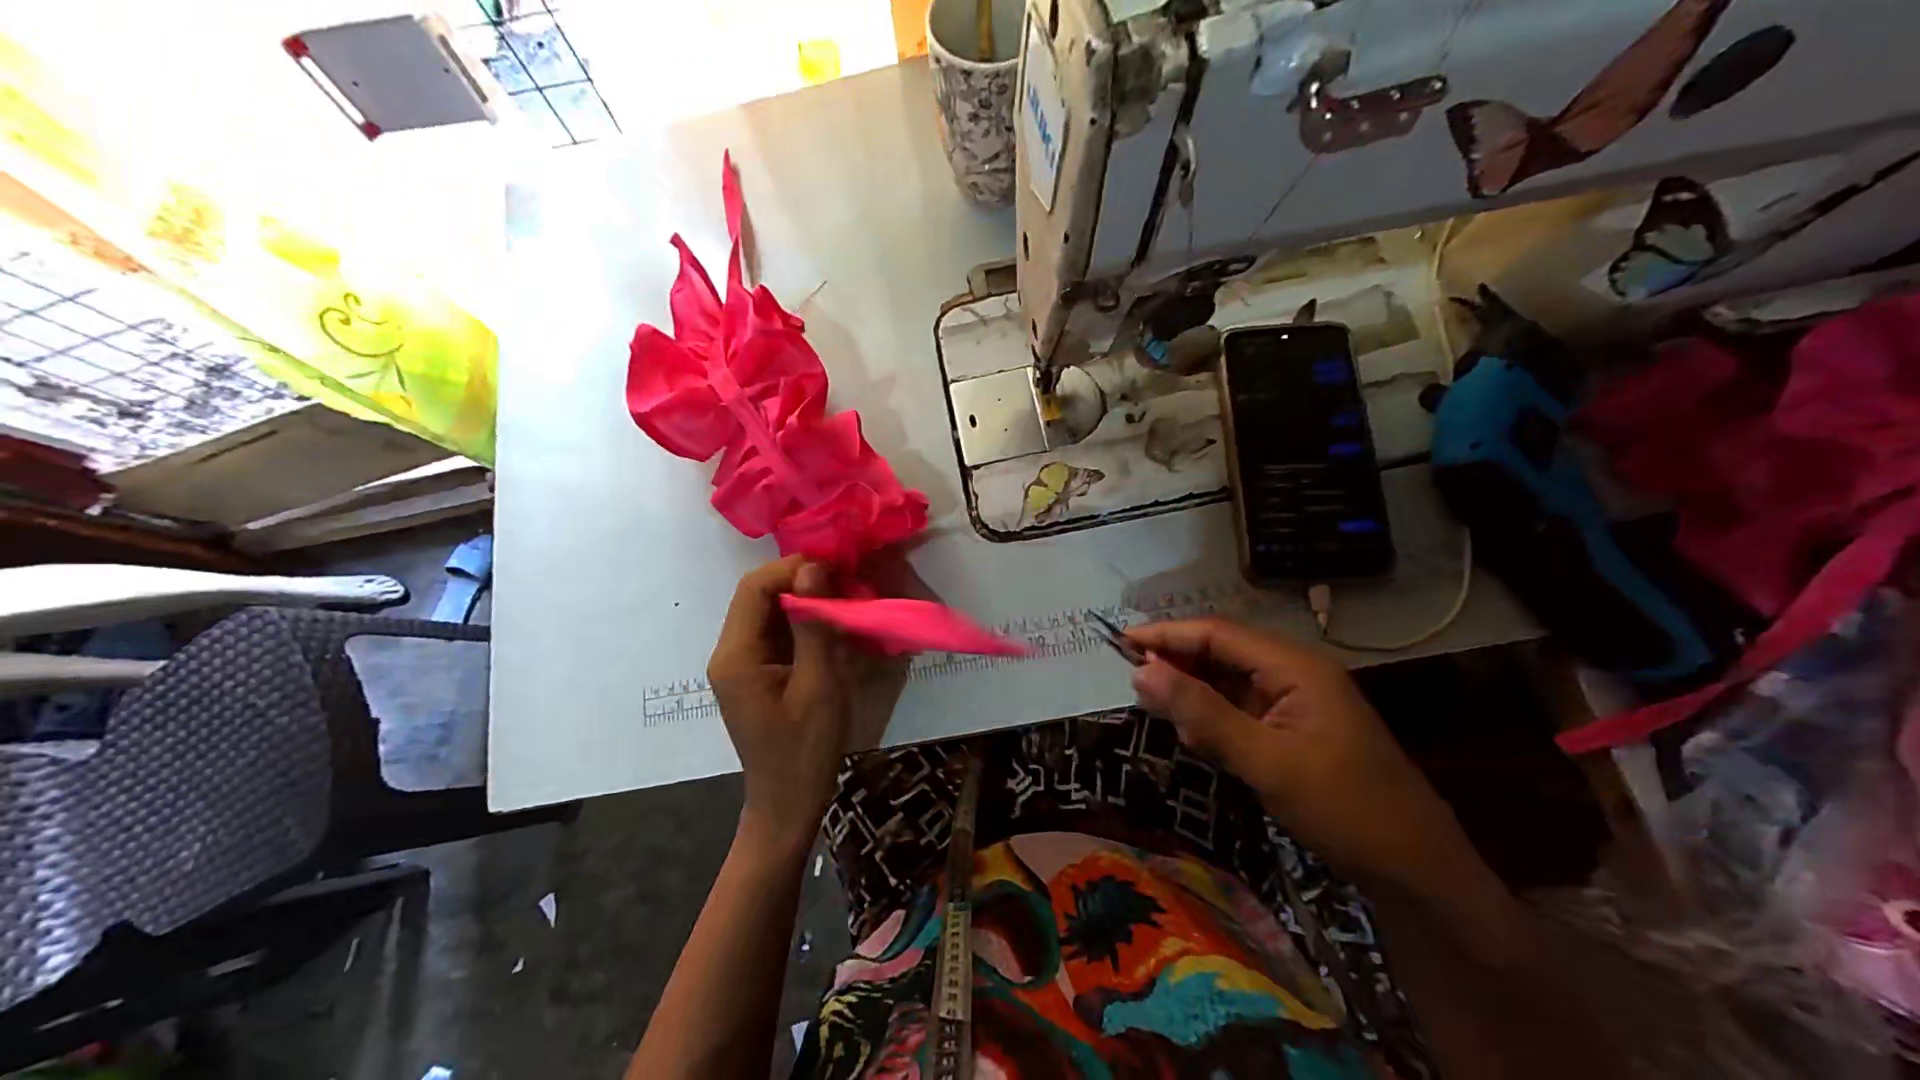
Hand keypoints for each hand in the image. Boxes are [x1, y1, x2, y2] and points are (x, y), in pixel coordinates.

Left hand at [707, 557, 858, 847]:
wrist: (788, 805)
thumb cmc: (805, 751)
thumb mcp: (819, 686)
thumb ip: (815, 626)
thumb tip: (814, 571)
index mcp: (736, 656)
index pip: (754, 588)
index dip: (793, 569)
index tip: (837, 569)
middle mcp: (730, 653)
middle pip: (758, 596)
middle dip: (801, 581)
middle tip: (846, 582)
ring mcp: (741, 664)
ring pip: (769, 612)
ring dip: (805, 601)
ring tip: (846, 599)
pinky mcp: (757, 674)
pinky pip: (777, 634)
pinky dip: (804, 623)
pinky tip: (834, 625)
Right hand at [1125, 618, 1472, 887]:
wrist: (1415, 869)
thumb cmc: (1344, 808)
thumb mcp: (1265, 761)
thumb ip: (1202, 714)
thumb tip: (1141, 673)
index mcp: (1295, 666)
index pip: (1218, 633)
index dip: (1167, 634)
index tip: (1120, 642)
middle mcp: (1294, 672)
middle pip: (1221, 652)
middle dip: (1177, 662)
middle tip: (1131, 681)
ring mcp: (1295, 701)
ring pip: (1227, 681)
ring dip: (1192, 692)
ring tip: (1158, 710)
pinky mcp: (1292, 728)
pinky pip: (1240, 708)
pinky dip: (1212, 717)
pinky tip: (1195, 735)